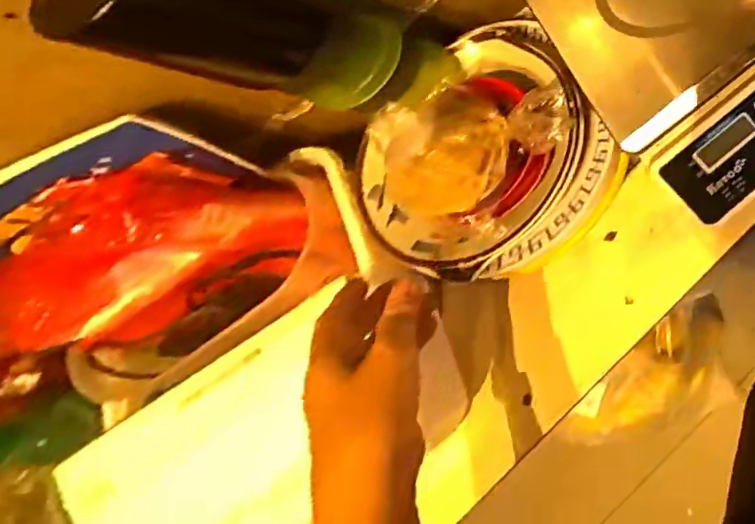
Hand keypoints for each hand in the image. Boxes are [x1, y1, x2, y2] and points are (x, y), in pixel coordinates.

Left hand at [305, 277, 436, 523]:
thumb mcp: (390, 359)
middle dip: (378, 305)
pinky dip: (405, 347)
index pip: (333, 317)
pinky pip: (388, 367)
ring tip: (427, 302)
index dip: (351, 292)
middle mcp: (333, 377)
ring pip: (373, 349)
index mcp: (326, 362)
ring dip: (396, 324)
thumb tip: (406, 281)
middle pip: (352, 332)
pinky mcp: (374, 412)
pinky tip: (428, 336)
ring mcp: (352, 397)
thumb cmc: (373, 415)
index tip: (374, 268)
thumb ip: (398, 320)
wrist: (371, 486)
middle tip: (409, 279)